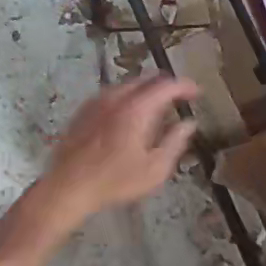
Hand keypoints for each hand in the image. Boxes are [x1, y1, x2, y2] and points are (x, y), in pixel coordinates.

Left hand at [40, 76, 198, 220]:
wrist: (69, 186)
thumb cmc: (115, 181)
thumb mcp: (155, 169)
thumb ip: (175, 142)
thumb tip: (189, 124)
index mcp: (137, 108)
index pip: (167, 85)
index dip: (185, 86)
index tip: (196, 93)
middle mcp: (117, 97)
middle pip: (146, 79)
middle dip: (165, 85)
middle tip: (178, 99)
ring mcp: (97, 101)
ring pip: (127, 85)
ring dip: (145, 91)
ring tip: (155, 108)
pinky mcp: (84, 110)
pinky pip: (111, 94)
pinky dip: (127, 98)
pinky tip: (128, 115)